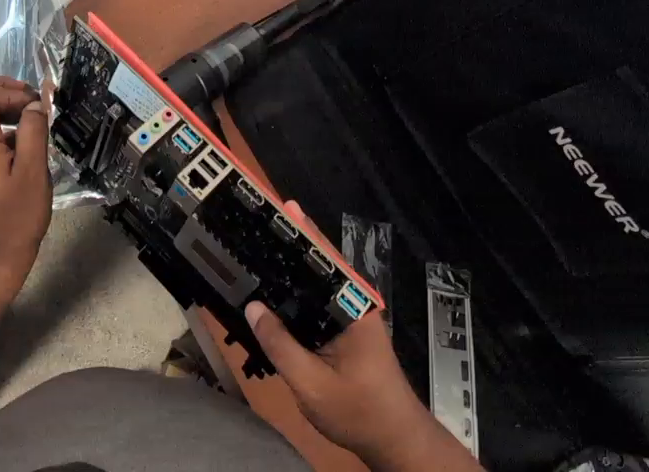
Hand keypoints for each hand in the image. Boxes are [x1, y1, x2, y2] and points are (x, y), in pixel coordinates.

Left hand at [0, 77, 52, 290]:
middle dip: (2, 90)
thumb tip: (36, 104)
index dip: (8, 91)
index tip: (34, 105)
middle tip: (29, 99)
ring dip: (3, 104)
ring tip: (31, 115)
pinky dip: (3, 122)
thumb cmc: (16, 215)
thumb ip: (33, 131)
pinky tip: (27, 137)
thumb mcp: (33, 171)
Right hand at [244, 204, 468, 471]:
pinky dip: (291, 293)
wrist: (395, 444)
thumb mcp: (313, 384)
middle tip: (253, 221)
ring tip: (253, 247)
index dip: (303, 232)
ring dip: (287, 268)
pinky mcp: (341, 332)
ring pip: (313, 284)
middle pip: (317, 265)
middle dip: (288, 242)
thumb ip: (281, 345)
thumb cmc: (360, 412)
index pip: (325, 259)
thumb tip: (253, 307)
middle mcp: (353, 304)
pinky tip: (267, 292)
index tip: (281, 205)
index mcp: (353, 308)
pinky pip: (312, 303)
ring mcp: (348, 317)